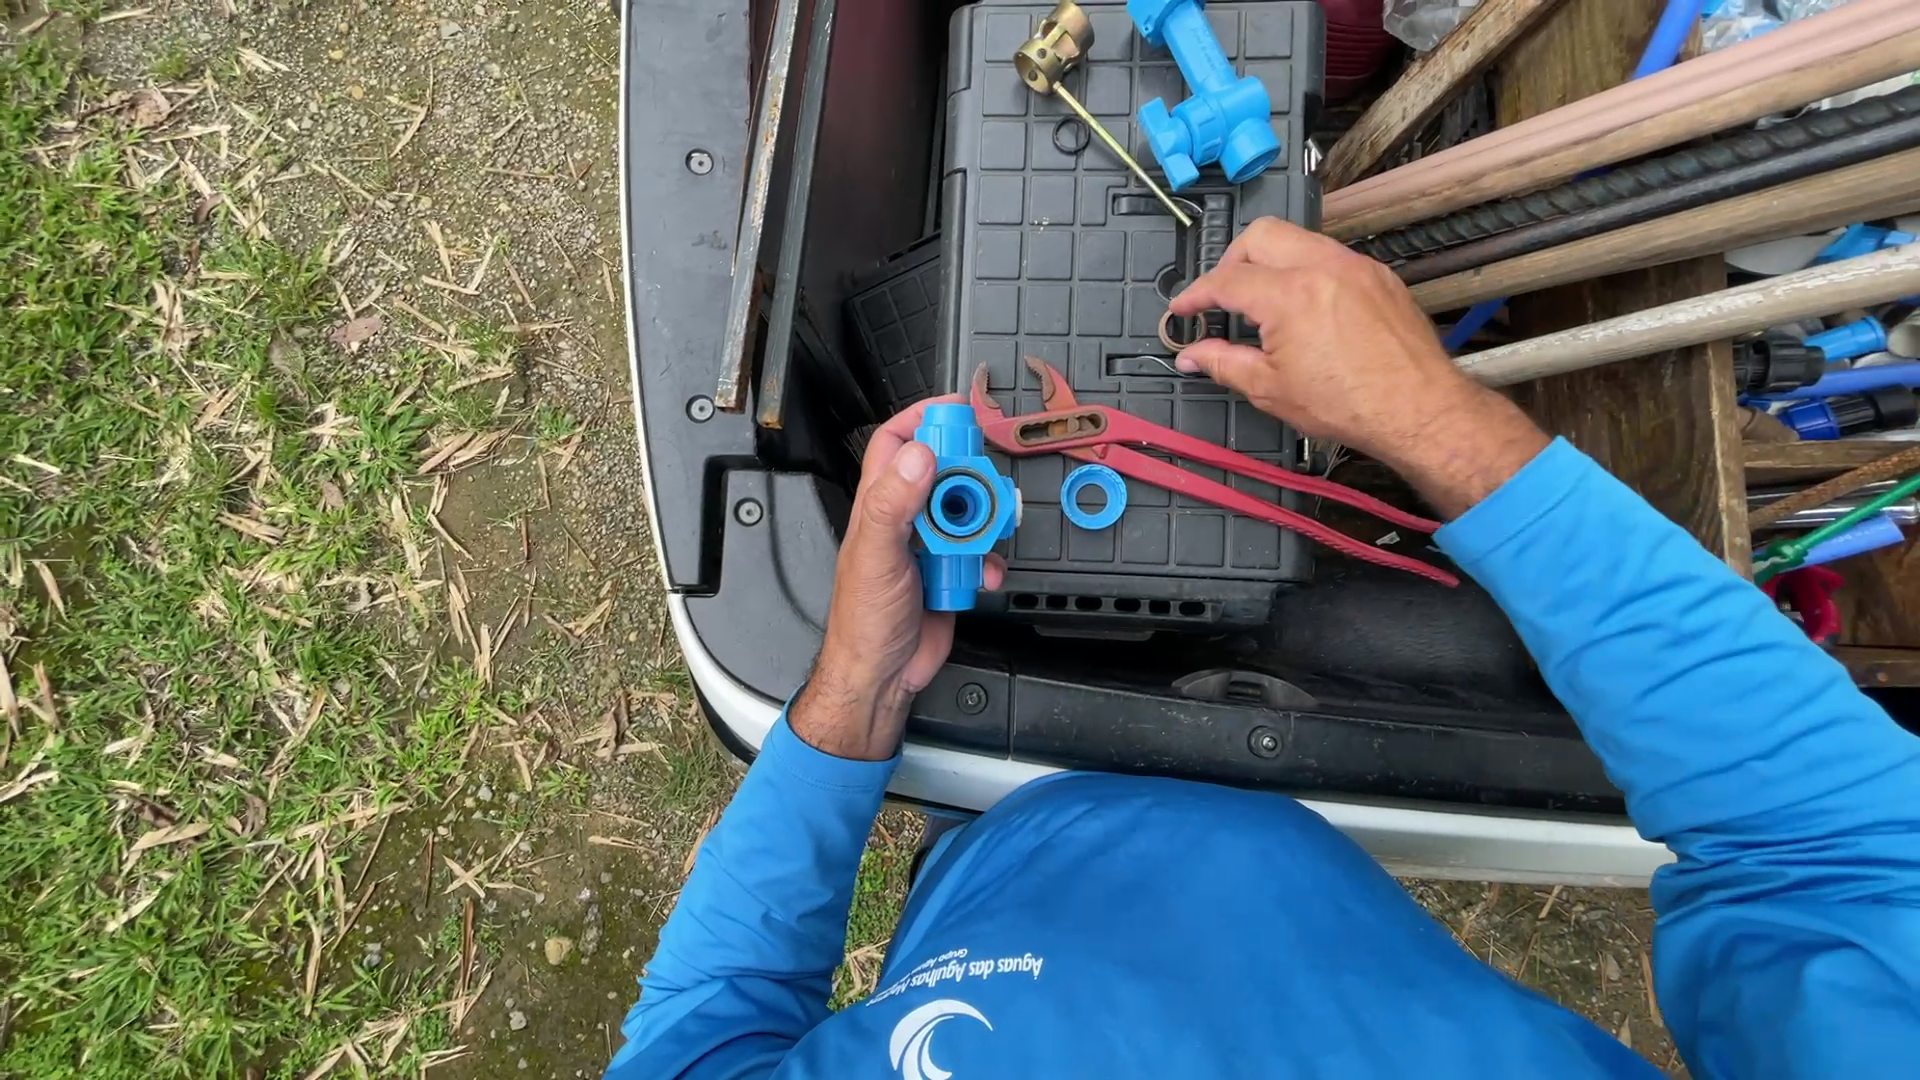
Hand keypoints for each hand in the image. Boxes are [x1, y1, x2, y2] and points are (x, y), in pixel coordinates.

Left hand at [790, 396, 1005, 760]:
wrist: (883, 676)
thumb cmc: (864, 620)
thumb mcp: (877, 555)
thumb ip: (894, 503)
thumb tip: (920, 455)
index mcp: (878, 505)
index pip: (896, 443)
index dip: (923, 420)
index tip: (958, 410)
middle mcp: (906, 520)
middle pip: (944, 474)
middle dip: (968, 476)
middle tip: (985, 482)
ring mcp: (930, 546)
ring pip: (969, 514)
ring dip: (983, 525)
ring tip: (983, 538)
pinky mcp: (952, 572)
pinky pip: (982, 555)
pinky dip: (990, 563)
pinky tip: (985, 576)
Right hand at [1168, 218, 1547, 517]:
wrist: (1416, 408)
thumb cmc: (1349, 404)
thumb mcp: (1268, 389)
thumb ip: (1222, 362)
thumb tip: (1192, 355)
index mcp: (1291, 296)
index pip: (1227, 279)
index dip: (1196, 294)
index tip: (1183, 308)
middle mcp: (1324, 268)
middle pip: (1260, 235)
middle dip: (1230, 261)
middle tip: (1220, 296)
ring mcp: (1355, 267)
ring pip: (1297, 239)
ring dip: (1268, 262)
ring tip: (1259, 302)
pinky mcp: (1377, 276)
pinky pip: (1328, 256)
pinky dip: (1303, 270)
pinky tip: (1300, 308)